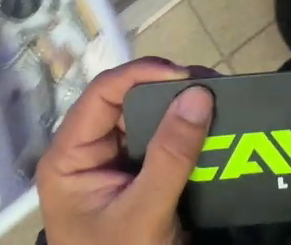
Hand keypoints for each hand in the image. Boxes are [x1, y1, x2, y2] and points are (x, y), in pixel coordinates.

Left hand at [37, 58, 215, 244]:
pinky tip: (215, 122)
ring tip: (220, 96)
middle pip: (129, 99)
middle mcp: (90, 152)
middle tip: (212, 84)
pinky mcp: (140, 176)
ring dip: (183, 105)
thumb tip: (198, 93)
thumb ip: (170, 155)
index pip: (103, 94)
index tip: (185, 76)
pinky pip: (164, 138)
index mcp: (70, 157)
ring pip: (150, 115)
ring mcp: (115, 163)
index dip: (141, 74)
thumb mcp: (143, 216)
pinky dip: (189, 128)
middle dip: (171, 87)